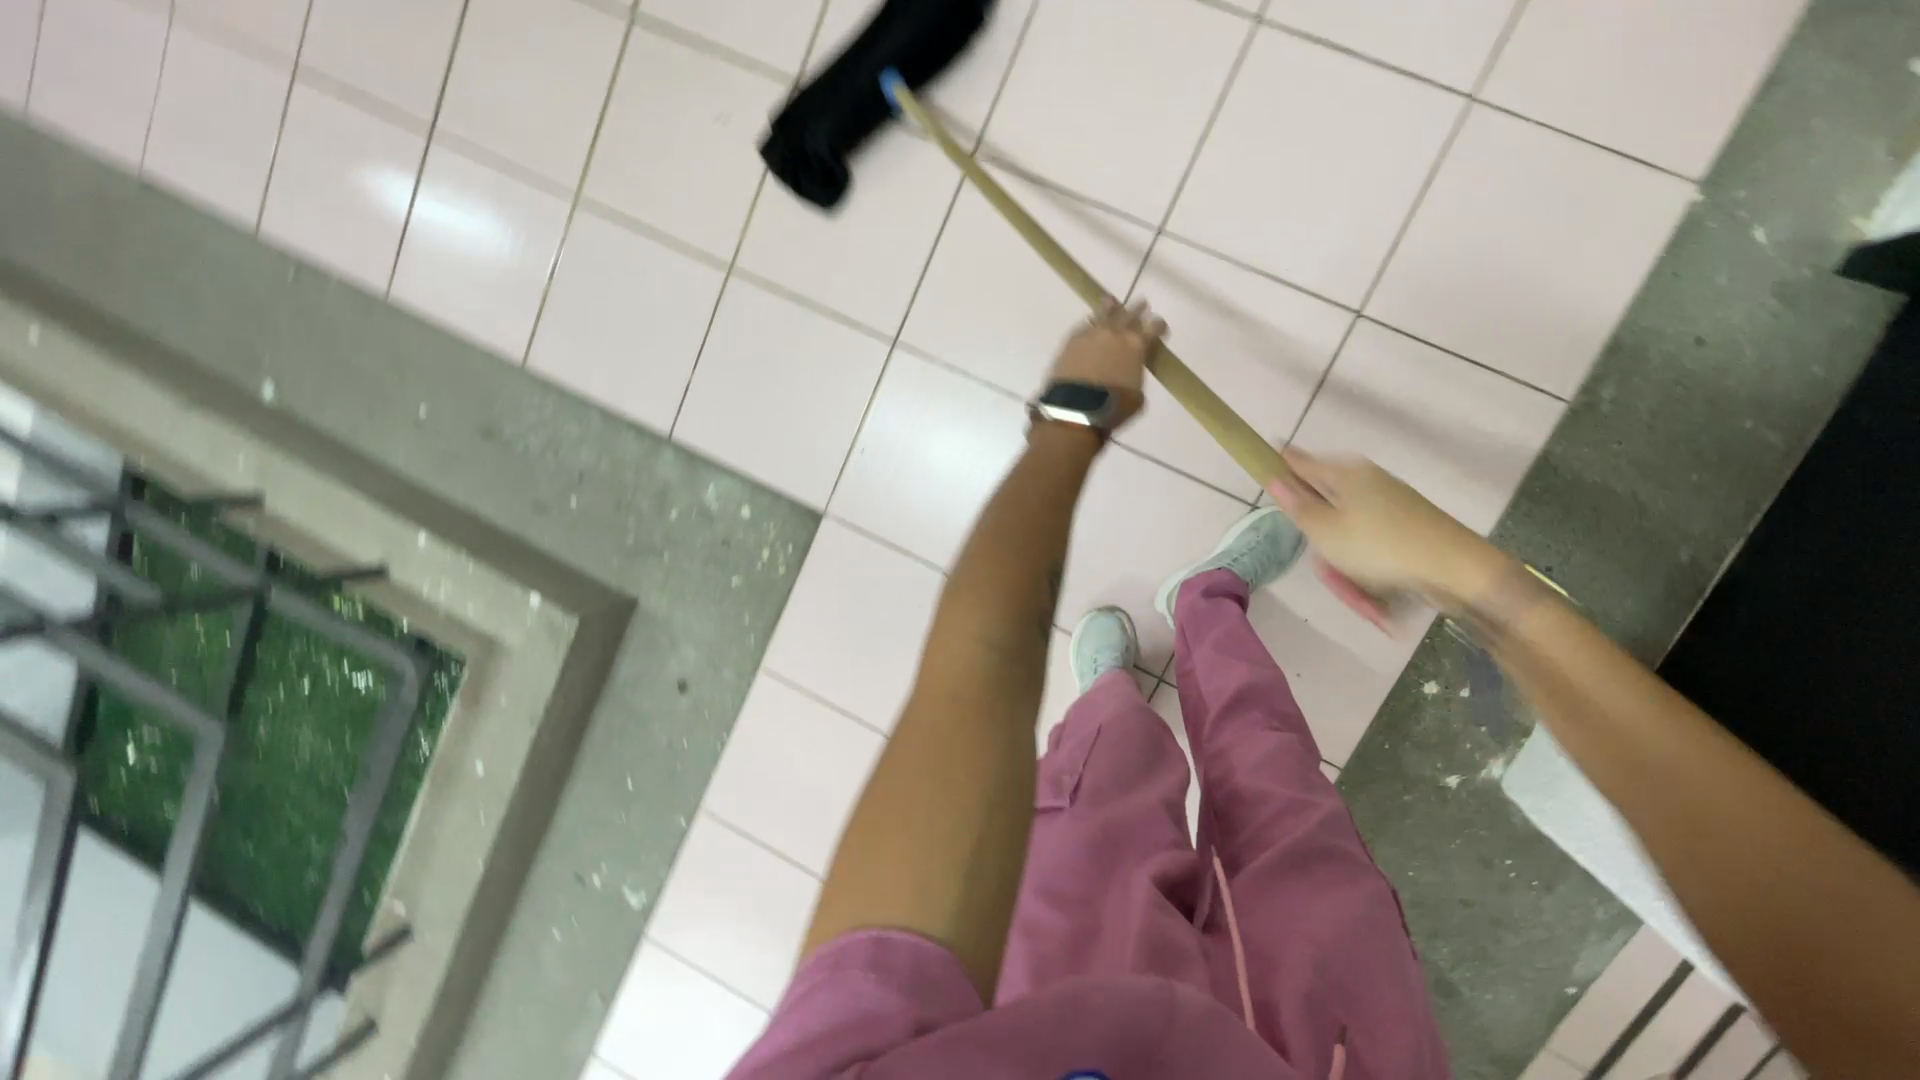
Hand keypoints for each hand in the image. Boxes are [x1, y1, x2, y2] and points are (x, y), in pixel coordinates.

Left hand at [1046, 298, 1165, 427]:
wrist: (1075, 410)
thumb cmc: (1113, 408)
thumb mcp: (1137, 396)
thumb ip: (1136, 376)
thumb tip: (1130, 371)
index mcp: (1137, 346)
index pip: (1154, 327)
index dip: (1159, 325)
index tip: (1160, 325)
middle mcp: (1115, 334)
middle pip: (1129, 314)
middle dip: (1137, 309)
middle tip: (1142, 303)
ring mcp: (1091, 335)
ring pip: (1103, 314)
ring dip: (1110, 308)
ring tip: (1111, 301)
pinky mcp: (1071, 342)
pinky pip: (1083, 327)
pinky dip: (1089, 324)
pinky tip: (1089, 323)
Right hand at [1267, 448, 1510, 627]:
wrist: (1456, 570)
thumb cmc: (1380, 546)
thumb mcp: (1325, 531)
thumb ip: (1297, 505)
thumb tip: (1275, 478)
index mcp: (1344, 474)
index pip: (1298, 461)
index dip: (1278, 467)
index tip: (1262, 477)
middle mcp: (1366, 482)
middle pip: (1323, 508)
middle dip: (1322, 546)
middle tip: (1327, 571)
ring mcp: (1388, 504)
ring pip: (1346, 534)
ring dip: (1346, 568)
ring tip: (1360, 596)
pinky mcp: (1405, 526)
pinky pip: (1370, 546)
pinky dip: (1367, 571)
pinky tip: (1376, 597)